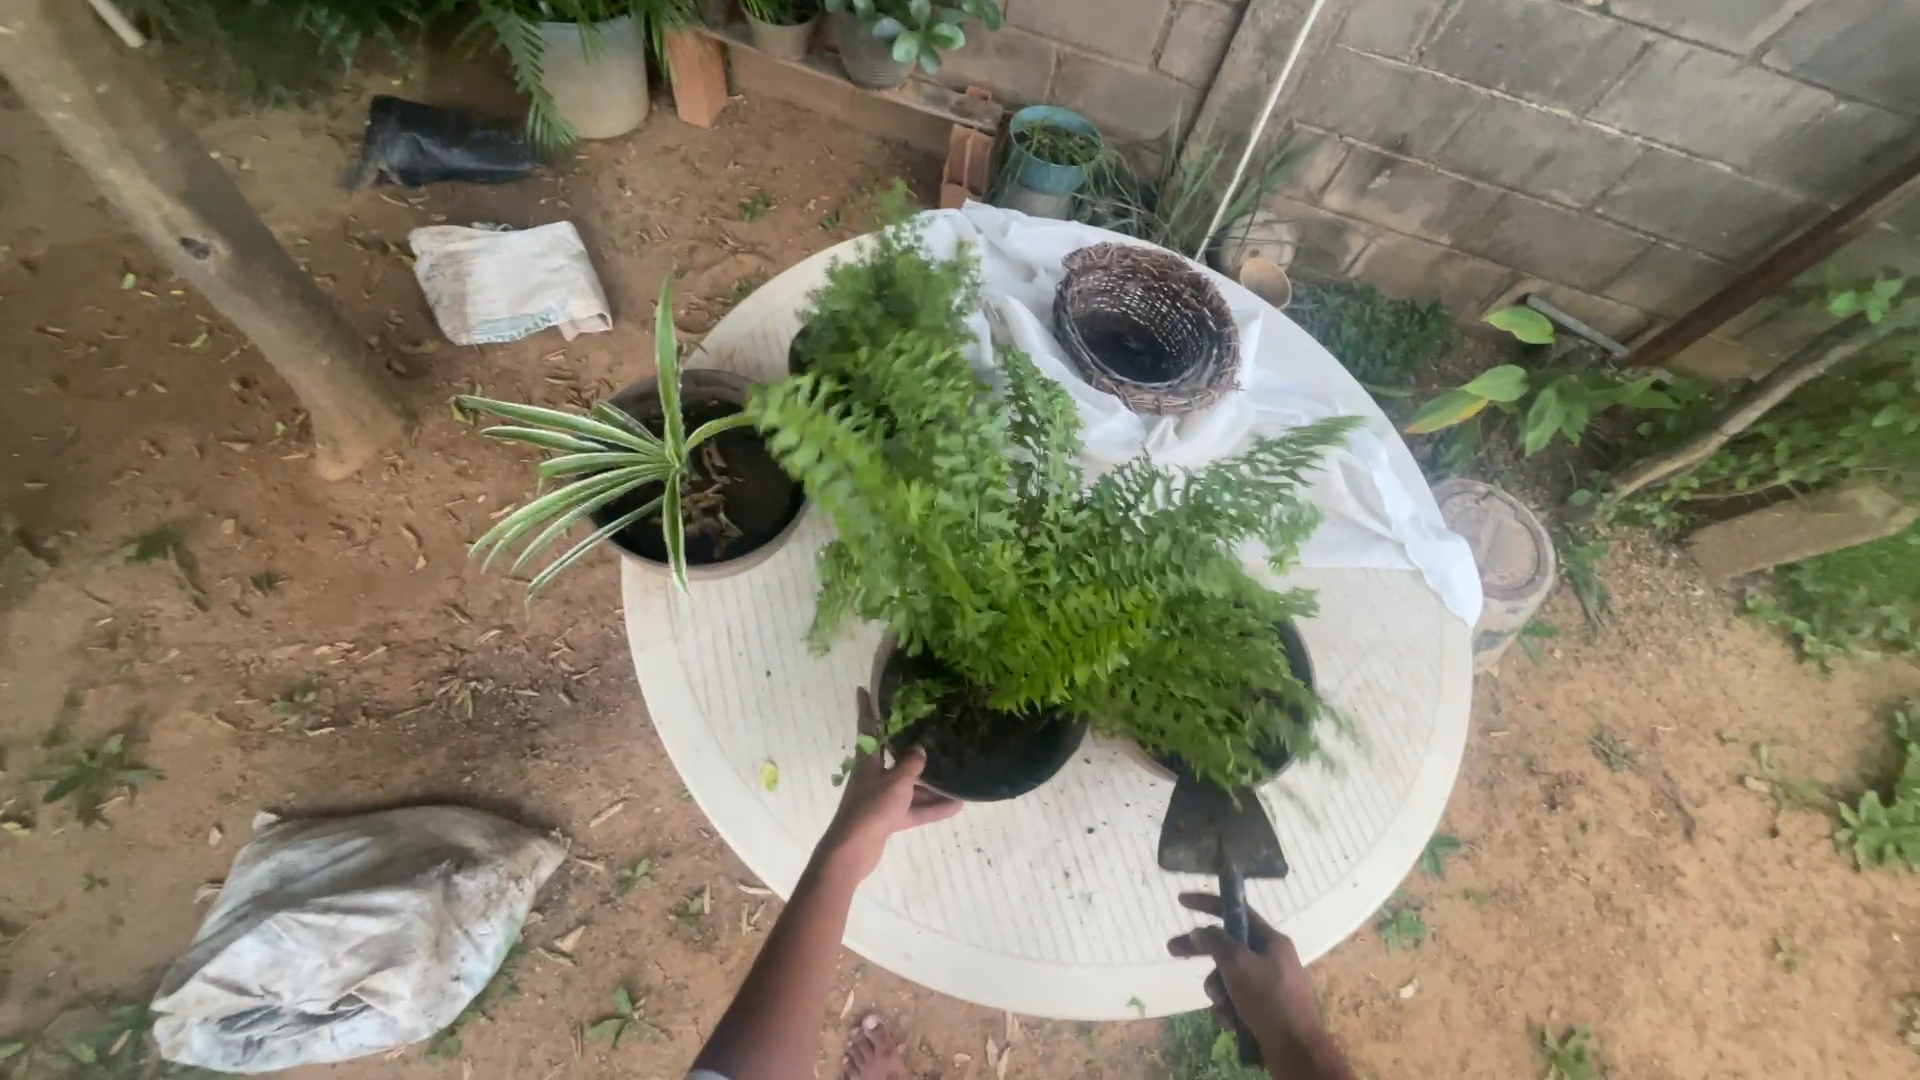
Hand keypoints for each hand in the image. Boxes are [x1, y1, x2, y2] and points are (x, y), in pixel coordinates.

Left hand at [813, 690, 961, 883]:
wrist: (853, 850)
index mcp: (868, 761)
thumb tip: (920, 749)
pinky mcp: (888, 820)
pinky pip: (913, 809)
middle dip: (912, 748)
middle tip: (931, 732)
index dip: (866, 708)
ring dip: (930, 785)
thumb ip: (910, 764)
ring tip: (957, 776)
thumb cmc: (871, 808)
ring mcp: (880, 799)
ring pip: (909, 786)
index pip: (867, 728)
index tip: (862, 689)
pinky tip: (956, 806)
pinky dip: (931, 808)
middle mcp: (873, 777)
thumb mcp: (896, 781)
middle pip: (894, 758)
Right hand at [1167, 893, 1345, 1073]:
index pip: (1234, 910)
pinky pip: (1236, 999)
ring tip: (1221, 1005)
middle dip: (1201, 952)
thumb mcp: (1237, 963)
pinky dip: (1228, 1009)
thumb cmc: (1269, 1000)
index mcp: (1270, 940)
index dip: (1206, 903)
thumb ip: (1215, 941)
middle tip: (1173, 950)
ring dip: (1217, 990)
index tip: (1181, 901)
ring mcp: (1268, 985)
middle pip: (1226, 945)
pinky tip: (1230, 1022)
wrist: (1298, 1053)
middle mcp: (1270, 958)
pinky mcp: (1265, 1009)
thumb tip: (1201, 931)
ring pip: (1228, 976)